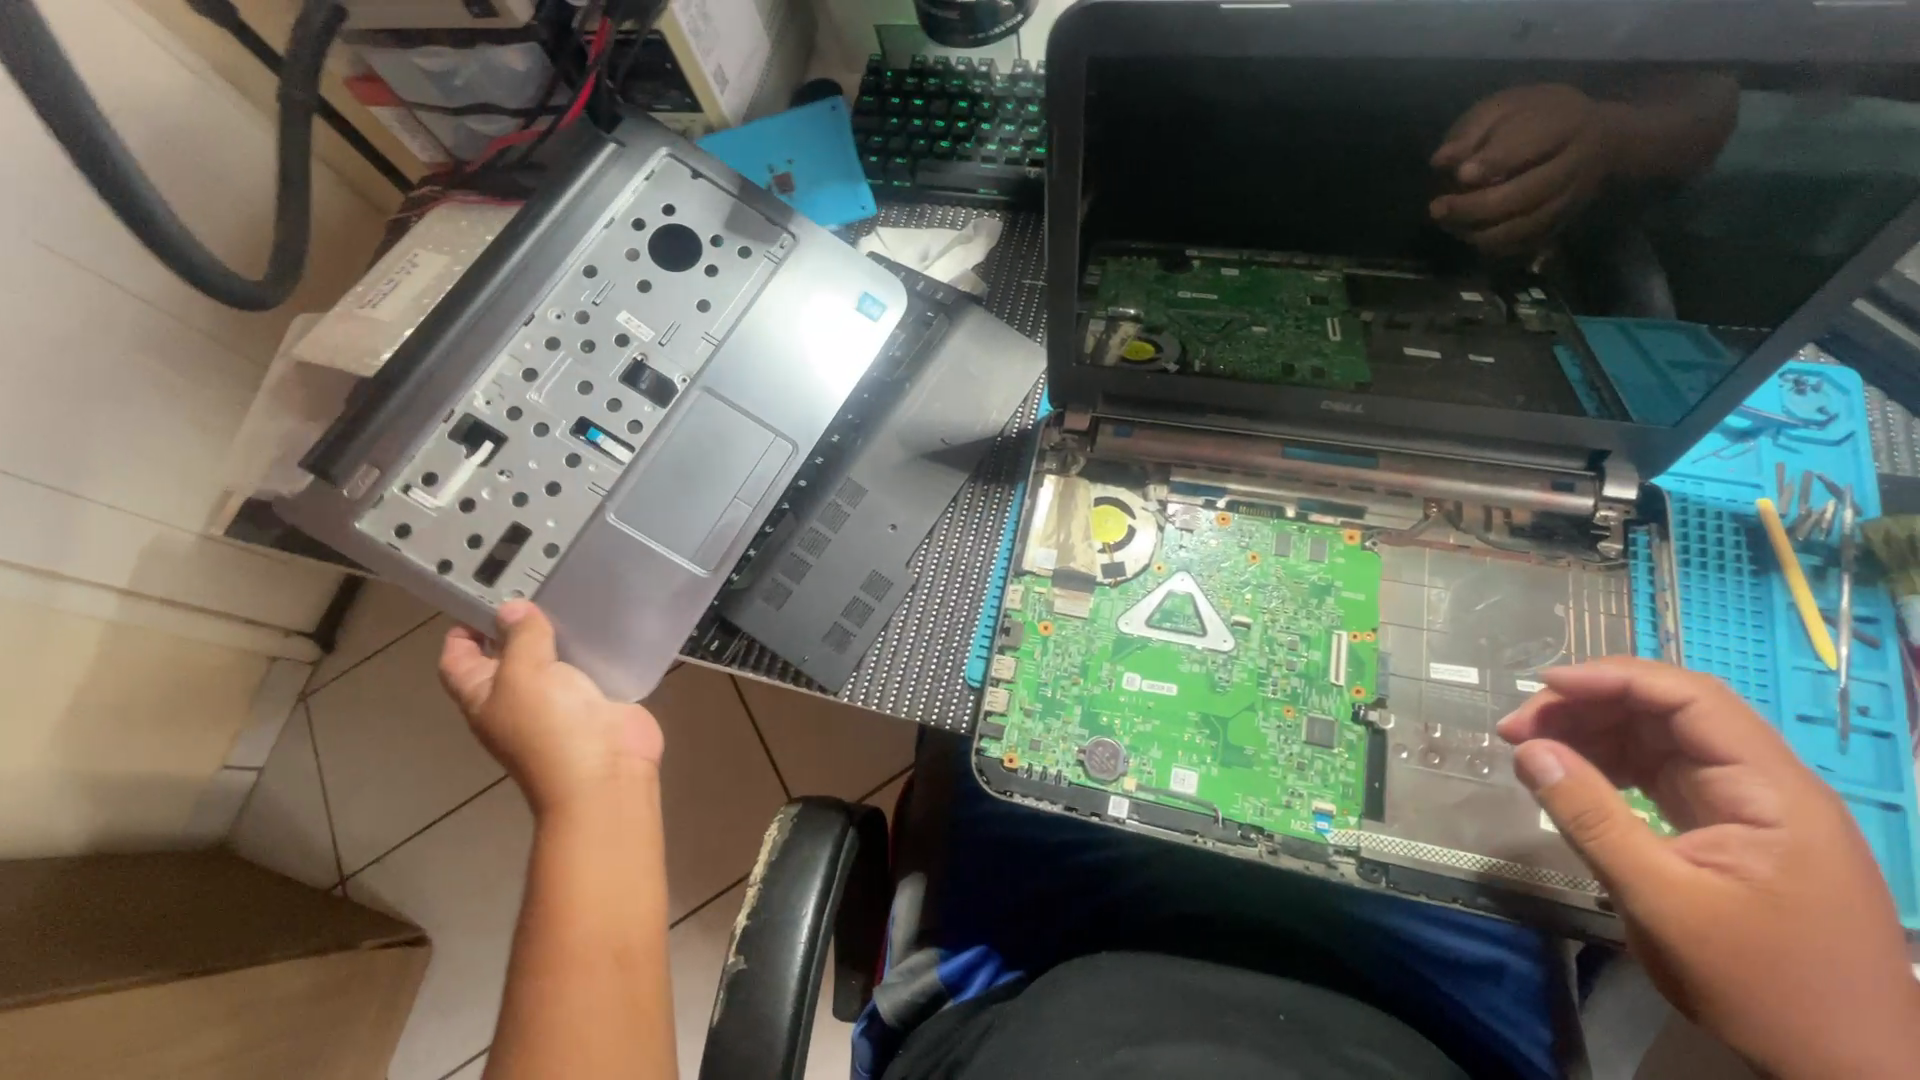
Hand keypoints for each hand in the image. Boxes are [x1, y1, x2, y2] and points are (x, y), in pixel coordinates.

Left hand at [439, 600, 664, 816]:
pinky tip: (606, 628)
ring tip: (574, 598)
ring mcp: (558, 703)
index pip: (458, 659)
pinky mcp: (596, 703)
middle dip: (519, 625)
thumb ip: (520, 638)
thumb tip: (512, 609)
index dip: (465, 629)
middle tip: (540, 585)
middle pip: (508, 656)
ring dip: (560, 636)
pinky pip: (590, 670)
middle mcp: (517, 699)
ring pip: (552, 661)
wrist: (607, 772)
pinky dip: (595, 650)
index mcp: (483, 696)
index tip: (487, 596)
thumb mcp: (523, 674)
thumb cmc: (551, 727)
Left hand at [1430, 84, 1617, 254]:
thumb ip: (1474, 131)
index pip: (1531, 145)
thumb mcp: (1506, 107)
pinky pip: (1525, 244)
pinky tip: (1469, 233)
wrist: (1602, 138)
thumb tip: (1441, 160)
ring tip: (1447, 222)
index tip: (1461, 174)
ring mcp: (1571, 199)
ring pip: (1522, 226)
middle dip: (1473, 207)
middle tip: (1436, 208)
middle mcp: (1575, 166)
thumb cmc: (1540, 117)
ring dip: (1478, 232)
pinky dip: (1493, 245)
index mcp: (1565, 125)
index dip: (1494, 162)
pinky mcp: (1563, 223)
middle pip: (1523, 195)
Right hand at [1498, 658, 1919, 1078]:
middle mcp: (1765, 785)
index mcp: (1771, 791)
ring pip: (1661, 741)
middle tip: (1516, 730)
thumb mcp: (1662, 902)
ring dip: (1593, 734)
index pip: (1690, 698)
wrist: (1846, 1068)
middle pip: (1670, 712)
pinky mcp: (1730, 832)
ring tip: (1529, 749)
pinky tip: (1569, 776)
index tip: (1540, 687)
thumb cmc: (1762, 985)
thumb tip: (1529, 750)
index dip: (1612, 678)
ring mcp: (1749, 809)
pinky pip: (1662, 776)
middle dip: (1588, 707)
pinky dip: (1610, 768)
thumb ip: (1591, 819)